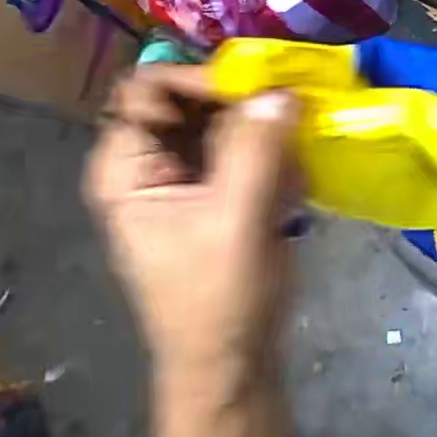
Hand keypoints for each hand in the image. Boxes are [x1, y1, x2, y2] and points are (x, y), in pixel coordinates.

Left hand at [85, 66, 299, 389]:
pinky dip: (279, 147)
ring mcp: (194, 180)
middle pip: (193, 101)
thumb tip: (284, 90)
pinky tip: (303, 166)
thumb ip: (257, 152)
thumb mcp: (238, 220)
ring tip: (307, 136)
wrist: (234, 356)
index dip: (202, 80)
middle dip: (246, 97)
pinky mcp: (229, 194)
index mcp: (129, 169)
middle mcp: (156, 165)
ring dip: (269, 123)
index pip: (151, 91)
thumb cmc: (220, 294)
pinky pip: (252, 150)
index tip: (264, 90)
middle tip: (300, 103)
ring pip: (228, 123)